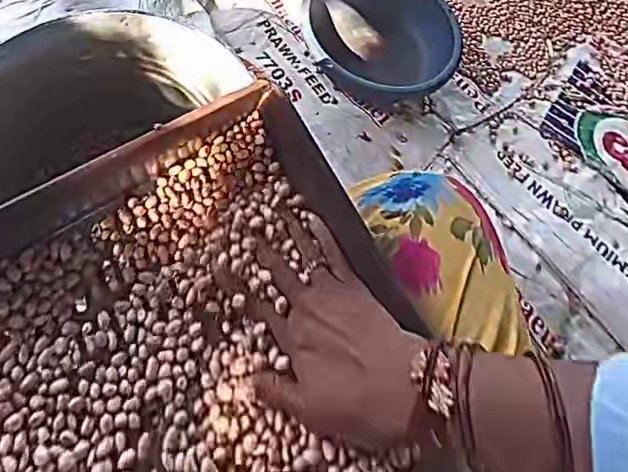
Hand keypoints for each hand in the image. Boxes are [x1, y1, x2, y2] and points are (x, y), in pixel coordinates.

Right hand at [232, 213, 425, 451]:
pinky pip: (334, 254)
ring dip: (289, 233)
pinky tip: (313, 218)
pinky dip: (322, 234)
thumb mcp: (311, 413)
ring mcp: (331, 293)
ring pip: (304, 257)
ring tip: (277, 213)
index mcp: (293, 339)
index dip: (238, 287)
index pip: (258, 308)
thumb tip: (249, 378)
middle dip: (260, 252)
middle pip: (278, 275)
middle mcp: (307, 309)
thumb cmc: (359, 406)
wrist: (406, 388)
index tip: (221, 268)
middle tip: (247, 230)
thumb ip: (277, 392)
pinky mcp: (355, 286)